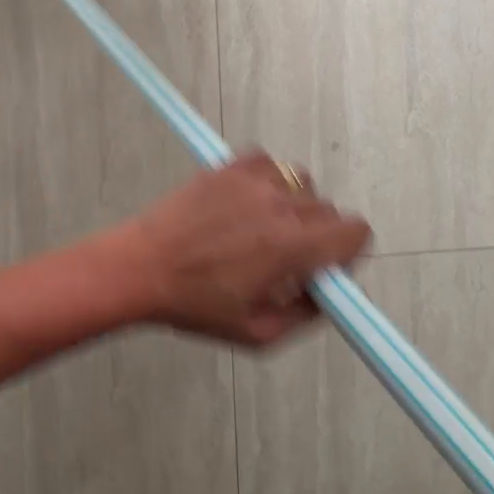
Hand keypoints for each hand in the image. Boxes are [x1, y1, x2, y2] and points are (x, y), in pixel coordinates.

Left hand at [127, 153, 370, 347]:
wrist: (138, 268)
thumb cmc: (192, 304)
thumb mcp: (258, 333)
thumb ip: (306, 316)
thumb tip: (326, 294)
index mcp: (292, 247)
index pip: (355, 231)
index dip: (345, 251)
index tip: (321, 266)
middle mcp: (277, 207)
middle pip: (326, 208)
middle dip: (316, 233)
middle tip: (282, 256)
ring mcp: (248, 182)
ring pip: (298, 180)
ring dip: (291, 202)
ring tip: (260, 226)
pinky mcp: (221, 169)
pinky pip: (264, 160)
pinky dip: (263, 176)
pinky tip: (244, 200)